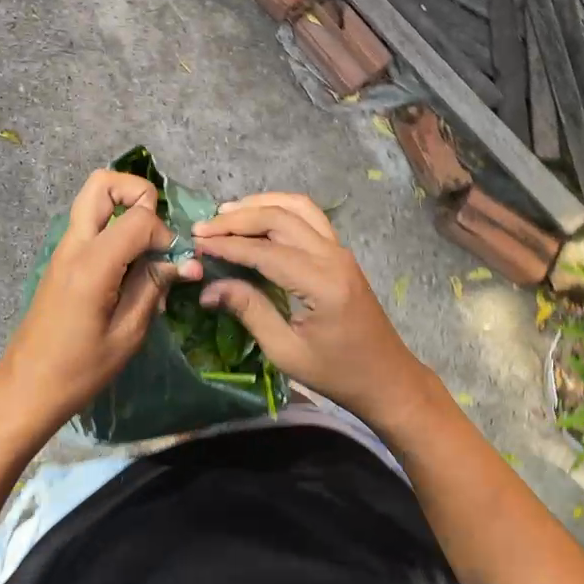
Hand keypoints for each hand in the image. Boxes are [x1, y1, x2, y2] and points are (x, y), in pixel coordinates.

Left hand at [0, 169, 177, 437]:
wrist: (26, 388)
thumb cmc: (78, 370)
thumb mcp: (127, 334)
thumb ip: (153, 287)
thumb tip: (184, 262)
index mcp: (92, 264)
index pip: (139, 217)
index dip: (164, 234)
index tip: (172, 265)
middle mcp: (74, 245)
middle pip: (103, 183)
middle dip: (138, 193)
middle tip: (155, 229)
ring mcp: (64, 249)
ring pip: (93, 199)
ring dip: (125, 210)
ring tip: (145, 249)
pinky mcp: (62, 260)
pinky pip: (90, 224)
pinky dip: (114, 230)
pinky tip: (130, 270)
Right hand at [181, 193, 431, 422]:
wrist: (386, 378)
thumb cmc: (337, 373)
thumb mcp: (286, 352)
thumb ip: (250, 311)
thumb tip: (209, 289)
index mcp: (322, 283)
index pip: (266, 251)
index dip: (228, 245)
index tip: (197, 244)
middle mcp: (333, 256)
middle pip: (280, 218)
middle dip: (238, 220)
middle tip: (203, 228)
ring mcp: (339, 250)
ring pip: (296, 207)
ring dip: (259, 205)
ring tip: (225, 215)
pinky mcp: (339, 252)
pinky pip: (309, 216)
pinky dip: (279, 208)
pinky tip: (257, 216)